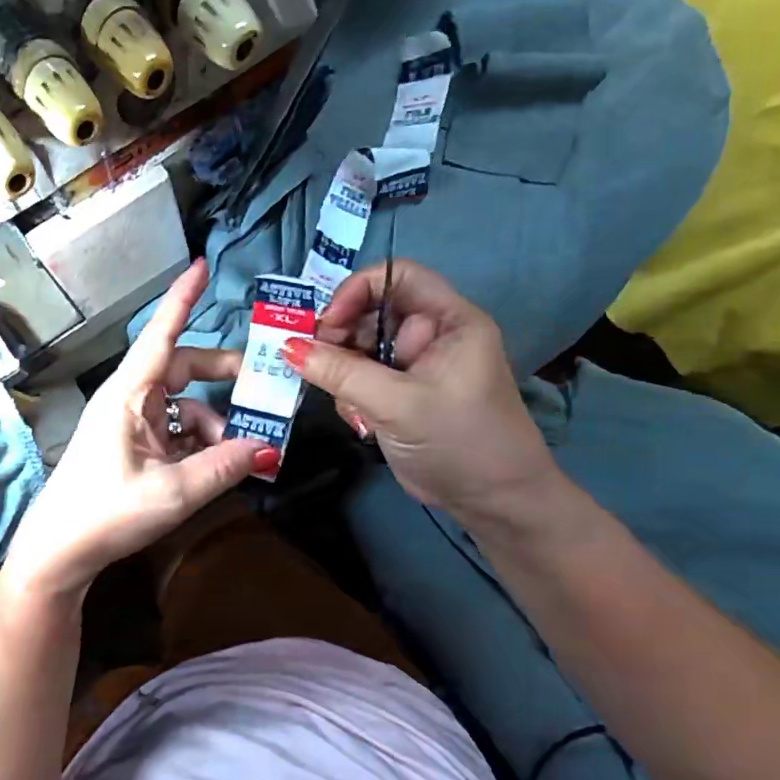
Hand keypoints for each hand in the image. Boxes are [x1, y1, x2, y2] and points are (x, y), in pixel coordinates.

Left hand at [1, 260, 276, 598]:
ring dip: (216, 424)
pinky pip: (178, 430)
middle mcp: (130, 398)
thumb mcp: (172, 493)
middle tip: (264, 387)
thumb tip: (268, 448)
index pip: (161, 335)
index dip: (182, 298)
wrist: (59, 552)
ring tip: (241, 454)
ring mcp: (132, 422)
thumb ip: (224, 467)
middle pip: (185, 369)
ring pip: (186, 405)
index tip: (202, 265)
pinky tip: (220, 466)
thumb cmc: (104, 514)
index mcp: (128, 394)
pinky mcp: (136, 445)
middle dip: (224, 377)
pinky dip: (202, 443)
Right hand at [279, 260, 559, 521]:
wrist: (493, 503)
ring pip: (359, 347)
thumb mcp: (399, 404)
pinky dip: (349, 394)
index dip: (358, 290)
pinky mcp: (399, 394)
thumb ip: (342, 373)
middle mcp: (429, 335)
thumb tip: (287, 346)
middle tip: (316, 362)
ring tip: (346, 402)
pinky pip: (360, 378)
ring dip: (342, 370)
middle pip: (371, 311)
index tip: (328, 323)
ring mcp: (413, 366)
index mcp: (448, 320)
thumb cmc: (460, 441)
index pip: (397, 276)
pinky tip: (359, 421)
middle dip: (341, 335)